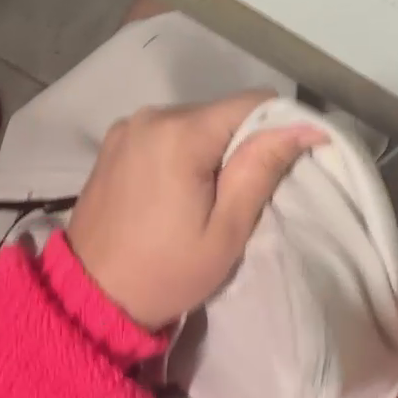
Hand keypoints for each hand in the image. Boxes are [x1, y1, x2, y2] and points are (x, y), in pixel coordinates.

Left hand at [67, 90, 325, 329]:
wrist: (91, 295)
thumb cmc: (166, 271)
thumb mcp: (226, 230)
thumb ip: (262, 169)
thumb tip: (306, 125)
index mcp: (180, 133)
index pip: (252, 102)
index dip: (279, 126)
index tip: (285, 165)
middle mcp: (150, 116)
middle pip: (220, 112)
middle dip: (240, 144)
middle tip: (239, 196)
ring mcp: (126, 127)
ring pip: (193, 122)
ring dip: (210, 149)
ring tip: (205, 197)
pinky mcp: (112, 143)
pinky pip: (163, 133)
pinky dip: (181, 152)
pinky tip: (176, 190)